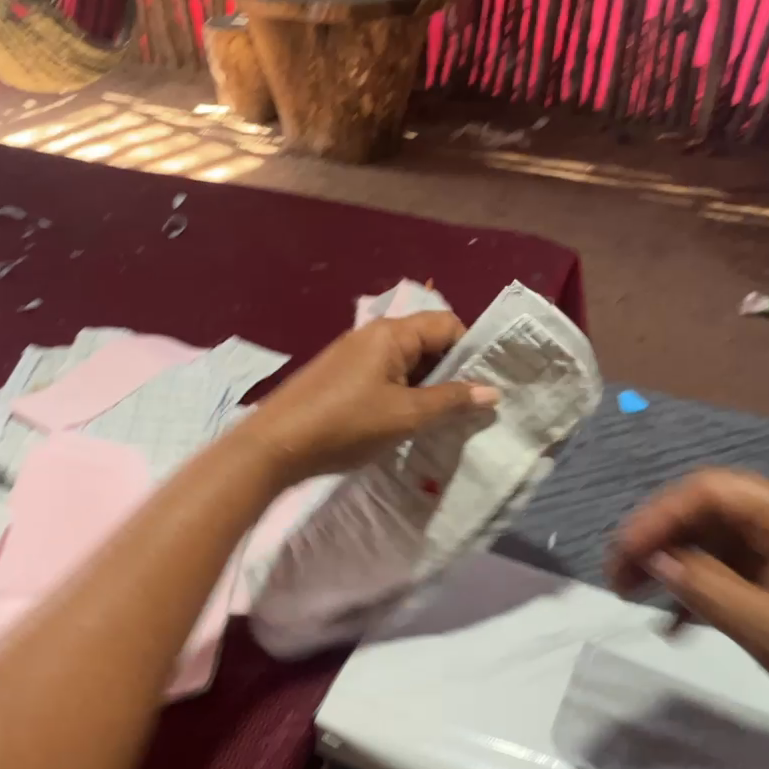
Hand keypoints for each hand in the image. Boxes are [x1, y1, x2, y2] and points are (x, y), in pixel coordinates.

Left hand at [238, 312, 499, 480]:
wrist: (276, 445)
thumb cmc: (346, 424)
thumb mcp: (405, 415)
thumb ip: (450, 401)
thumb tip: (492, 391)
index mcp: (392, 333)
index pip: (448, 324)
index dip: (471, 350)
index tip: (484, 384)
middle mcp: (374, 334)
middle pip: (428, 342)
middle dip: (451, 372)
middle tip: (469, 407)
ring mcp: (354, 355)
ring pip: (407, 363)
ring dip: (427, 387)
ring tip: (443, 420)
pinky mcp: (341, 377)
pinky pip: (385, 376)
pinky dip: (403, 394)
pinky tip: (406, 422)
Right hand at [610, 469, 768, 743]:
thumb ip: (708, 589)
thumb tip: (654, 559)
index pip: (713, 491)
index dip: (659, 517)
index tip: (623, 554)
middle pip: (712, 509)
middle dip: (661, 539)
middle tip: (619, 578)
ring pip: (719, 536)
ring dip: (676, 563)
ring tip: (633, 595)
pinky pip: (738, 563)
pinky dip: (705, 584)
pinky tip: (676, 620)